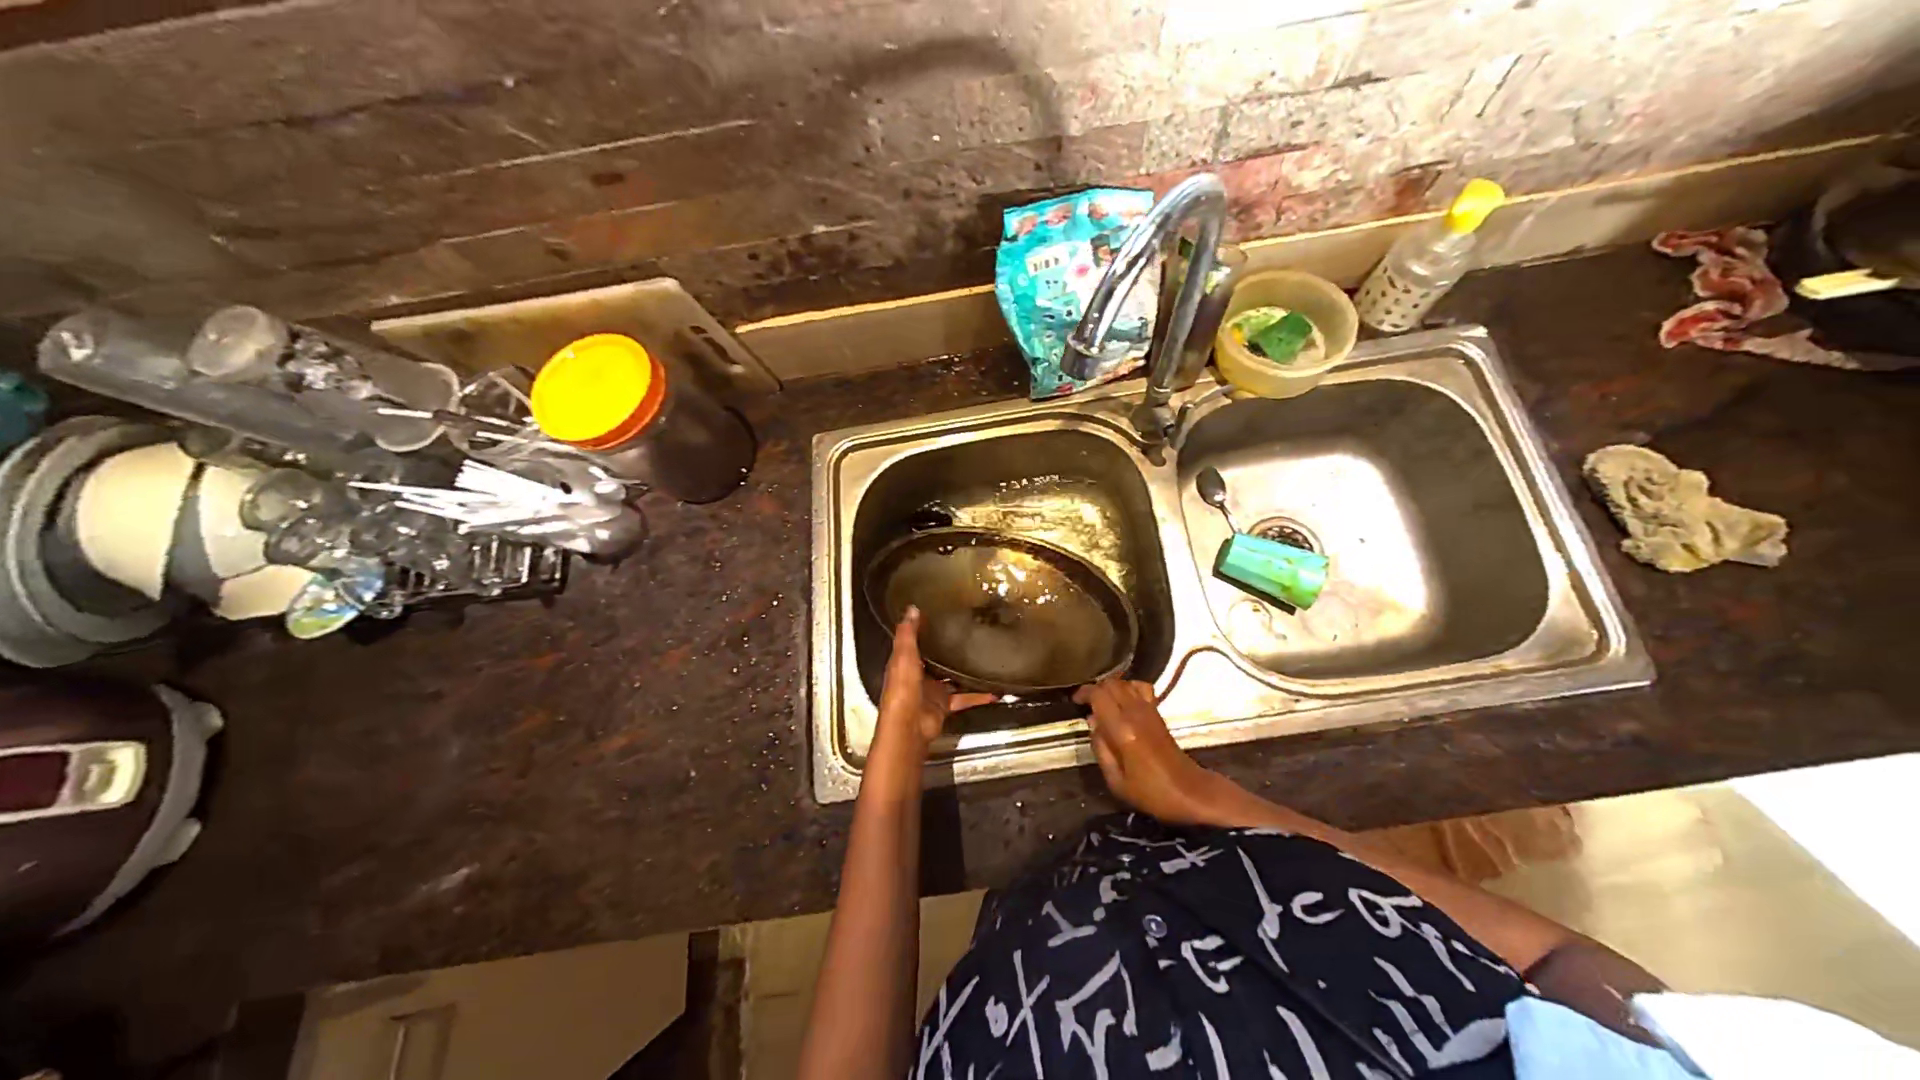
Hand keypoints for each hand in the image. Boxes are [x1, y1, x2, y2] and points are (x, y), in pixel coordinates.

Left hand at [877, 607, 996, 752]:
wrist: (909, 725)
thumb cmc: (903, 688)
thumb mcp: (904, 655)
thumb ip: (908, 633)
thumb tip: (912, 608)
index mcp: (905, 663)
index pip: (915, 644)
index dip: (925, 632)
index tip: (941, 618)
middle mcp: (918, 676)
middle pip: (935, 661)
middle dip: (949, 652)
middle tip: (970, 637)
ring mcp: (932, 692)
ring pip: (952, 679)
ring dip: (966, 673)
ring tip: (985, 660)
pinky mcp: (944, 705)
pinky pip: (964, 698)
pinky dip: (978, 696)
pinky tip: (993, 690)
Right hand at [1074, 677, 1225, 823]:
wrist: (1190, 792)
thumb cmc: (1151, 793)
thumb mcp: (1116, 781)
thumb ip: (1100, 749)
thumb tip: (1092, 723)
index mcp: (1123, 730)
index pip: (1099, 695)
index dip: (1084, 692)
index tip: (1075, 701)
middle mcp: (1136, 714)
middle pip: (1112, 684)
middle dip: (1096, 688)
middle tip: (1086, 702)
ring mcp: (1150, 711)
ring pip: (1127, 683)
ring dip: (1112, 687)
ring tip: (1103, 701)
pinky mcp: (1159, 714)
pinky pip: (1142, 688)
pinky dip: (1129, 688)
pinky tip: (1124, 702)